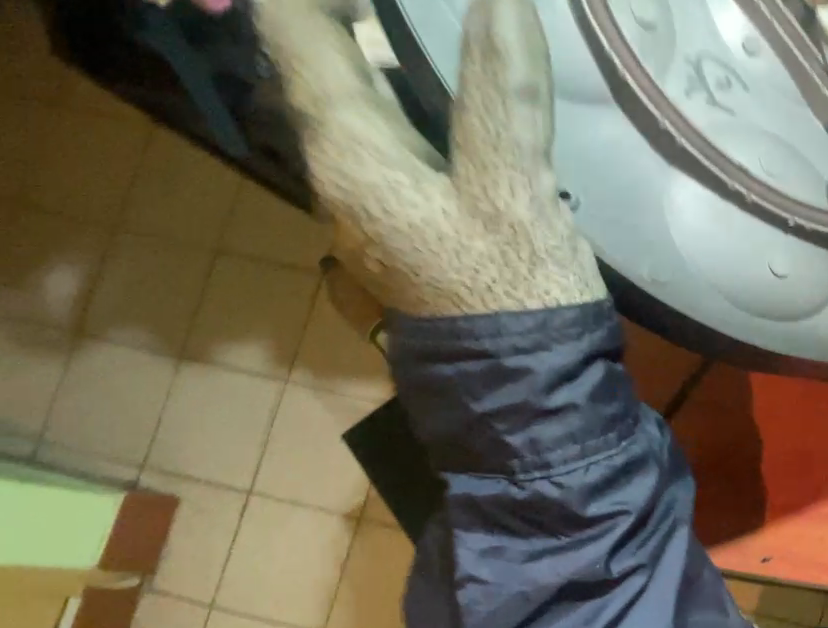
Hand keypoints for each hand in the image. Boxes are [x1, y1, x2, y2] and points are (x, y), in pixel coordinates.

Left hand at [252, 0, 602, 315]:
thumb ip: (502, 94)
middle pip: (326, 68)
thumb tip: (502, 0)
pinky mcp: (419, 235)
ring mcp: (380, 211)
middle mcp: (344, 176)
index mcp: (350, 153)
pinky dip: (424, 115)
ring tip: (446, 37)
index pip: (295, 30)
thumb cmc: (515, 291)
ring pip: (367, 112)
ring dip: (395, 67)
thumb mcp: (514, 189)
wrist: (532, 389)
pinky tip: (469, 115)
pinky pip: (403, 150)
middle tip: (425, 4)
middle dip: (359, 20)